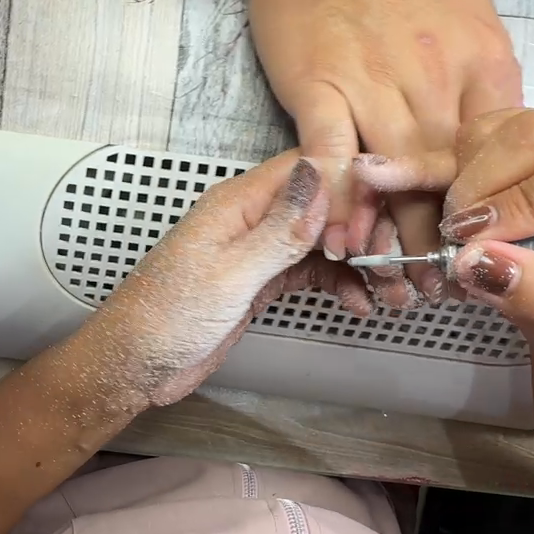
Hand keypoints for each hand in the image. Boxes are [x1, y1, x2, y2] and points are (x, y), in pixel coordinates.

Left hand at [75, 153, 371, 406]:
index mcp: (237, 203)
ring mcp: (256, 250)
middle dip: (365, 227)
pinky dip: (338, 283)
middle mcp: (250, 219)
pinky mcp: (259, 281)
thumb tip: (321, 172)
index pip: (308, 169)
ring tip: (394, 289)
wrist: (136, 364)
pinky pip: (309, 271)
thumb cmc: (168, 317)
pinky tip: (361, 304)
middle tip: (398, 262)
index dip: (352, 187)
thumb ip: (278, 229)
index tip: (386, 219)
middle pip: (322, 204)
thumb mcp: (230, 274)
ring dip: (359, 261)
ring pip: (322, 240)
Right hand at [243, 0, 521, 302]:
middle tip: (440, 293)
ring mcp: (376, 82)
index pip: (494, 155)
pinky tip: (336, 245)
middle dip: (445, 243)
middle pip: (449, 178)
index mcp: (482, 59)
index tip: (483, 255)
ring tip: (392, 289)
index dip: (488, 214)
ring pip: (396, 179)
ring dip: (393, 242)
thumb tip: (495, 133)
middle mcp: (437, 76)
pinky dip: (337, 207)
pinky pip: (333, 160)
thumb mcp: (464, 5)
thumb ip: (481, 73)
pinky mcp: (321, 86)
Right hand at [353, 101, 533, 358]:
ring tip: (462, 235)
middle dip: (480, 190)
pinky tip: (464, 212)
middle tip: (454, 242)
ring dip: (462, 182)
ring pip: (502, 128)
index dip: (527, 200)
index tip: (477, 244)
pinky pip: (481, 131)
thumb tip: (474, 259)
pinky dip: (454, 171)